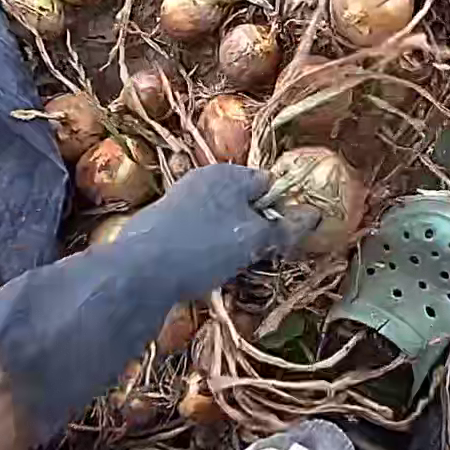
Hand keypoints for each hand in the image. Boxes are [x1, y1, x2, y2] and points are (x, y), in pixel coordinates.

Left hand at [113, 164, 312, 295]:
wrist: (134, 276)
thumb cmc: (204, 246)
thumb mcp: (254, 238)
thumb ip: (287, 227)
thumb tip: (315, 215)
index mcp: (228, 172)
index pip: (269, 183)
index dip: (281, 209)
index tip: (282, 236)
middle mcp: (202, 179)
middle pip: (243, 201)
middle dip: (254, 226)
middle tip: (259, 254)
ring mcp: (177, 201)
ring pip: (220, 219)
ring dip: (229, 239)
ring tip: (231, 266)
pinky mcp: (158, 226)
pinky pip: (196, 233)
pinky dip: (204, 248)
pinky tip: (202, 270)